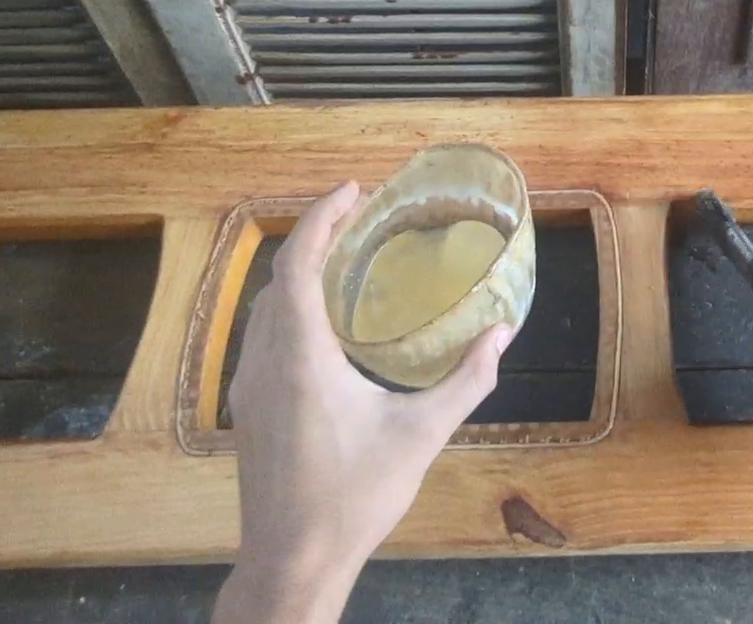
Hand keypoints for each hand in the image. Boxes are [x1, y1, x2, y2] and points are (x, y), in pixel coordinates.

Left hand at [216, 182, 512, 622]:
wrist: (291, 562)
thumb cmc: (356, 495)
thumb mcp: (422, 434)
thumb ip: (467, 379)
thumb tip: (503, 331)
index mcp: (302, 358)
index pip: (298, 265)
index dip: (320, 218)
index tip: (353, 190)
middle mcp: (266, 361)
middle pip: (279, 276)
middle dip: (314, 233)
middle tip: (357, 213)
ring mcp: (249, 384)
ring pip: (266, 304)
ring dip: (299, 267)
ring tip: (344, 252)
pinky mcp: (249, 404)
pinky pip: (264, 331)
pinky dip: (290, 300)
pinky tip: (323, 314)